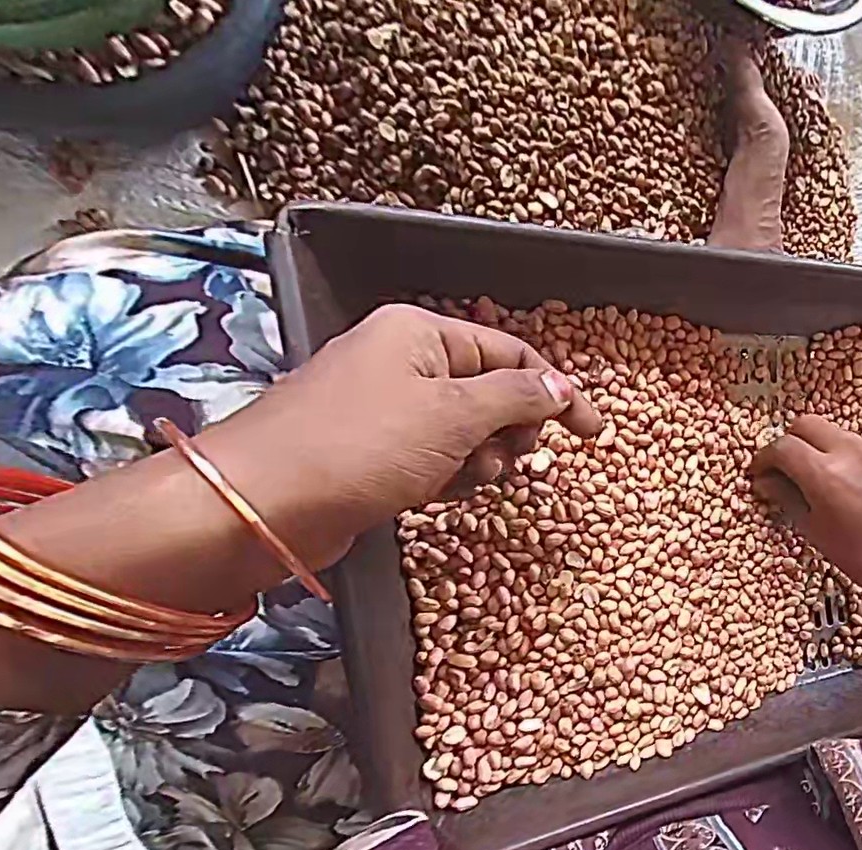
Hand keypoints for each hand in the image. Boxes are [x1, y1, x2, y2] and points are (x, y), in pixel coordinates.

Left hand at [194, 304, 602, 567]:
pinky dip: (449, 475)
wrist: (269, 504)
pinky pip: (439, 458)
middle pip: (492, 394)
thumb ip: (517, 396)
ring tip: (460, 476)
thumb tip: (560, 387)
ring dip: (480, 459)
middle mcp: (406, 363)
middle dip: (510, 431)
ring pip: (469, 433)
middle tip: (511, 457)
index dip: (557, 393)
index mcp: (421, 334)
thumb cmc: (365, 444)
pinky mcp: (380, 451)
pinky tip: (434, 491)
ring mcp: (391, 409)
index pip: (513, 354)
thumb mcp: (455, 413)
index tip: (592, 432)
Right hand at [747, 416, 861, 589]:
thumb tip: (766, 480)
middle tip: (783, 466)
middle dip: (789, 441)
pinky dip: (840, 453)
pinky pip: (855, 442)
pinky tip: (841, 479)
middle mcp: (850, 452)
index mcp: (825, 475)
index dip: (764, 457)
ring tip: (813, 475)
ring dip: (816, 445)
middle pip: (806, 424)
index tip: (760, 470)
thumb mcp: (813, 528)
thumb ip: (786, 496)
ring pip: (832, 430)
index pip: (782, 447)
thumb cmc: (861, 556)